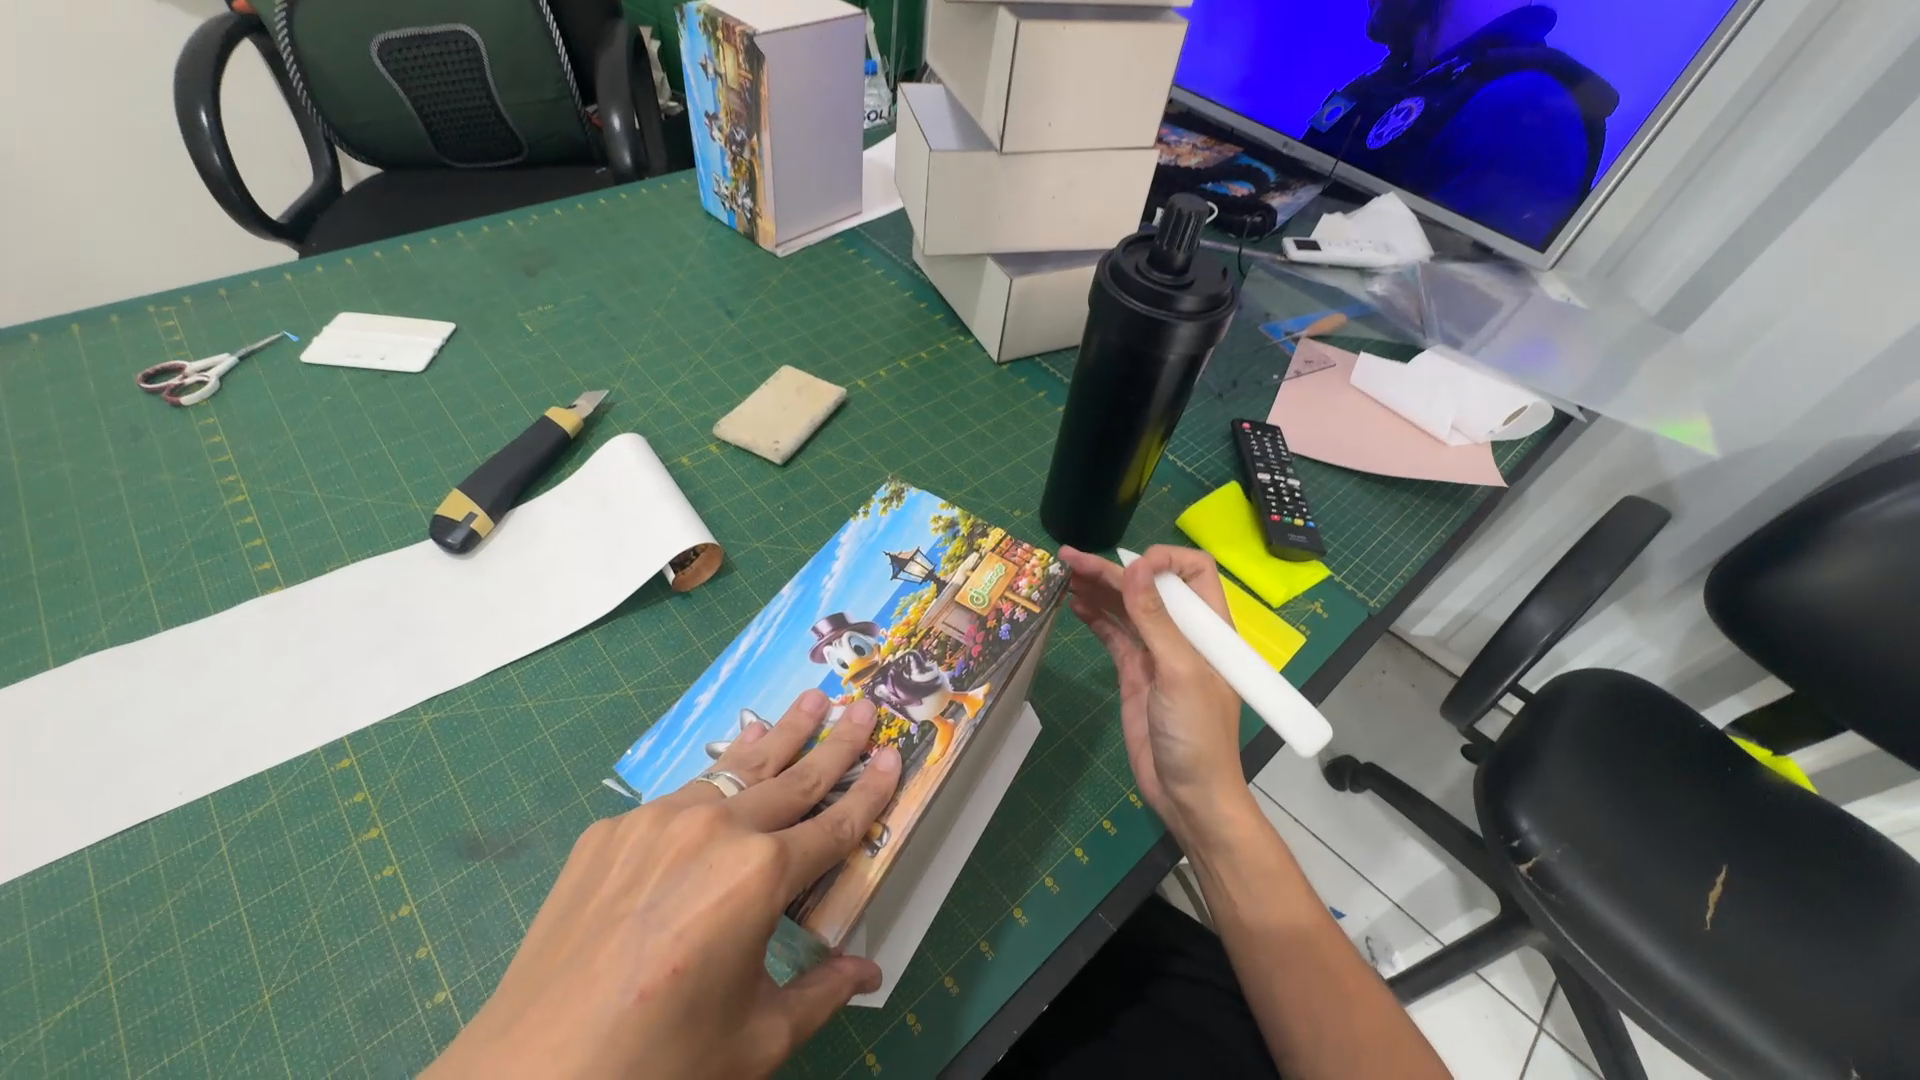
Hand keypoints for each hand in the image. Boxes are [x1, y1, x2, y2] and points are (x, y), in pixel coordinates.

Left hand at [426, 690, 900, 1079]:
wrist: (531, 1078)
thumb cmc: (662, 1062)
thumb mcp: (759, 1038)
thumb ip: (822, 993)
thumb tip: (868, 975)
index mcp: (759, 876)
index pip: (835, 825)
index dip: (871, 792)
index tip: (895, 756)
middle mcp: (713, 830)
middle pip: (791, 777)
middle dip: (835, 741)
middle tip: (863, 707)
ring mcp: (655, 822)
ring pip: (733, 773)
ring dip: (776, 741)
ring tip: (806, 704)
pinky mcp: (608, 832)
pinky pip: (676, 801)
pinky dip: (712, 786)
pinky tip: (723, 781)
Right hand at [1058, 545, 1247, 836]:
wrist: (1189, 794)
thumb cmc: (1197, 734)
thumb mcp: (1178, 672)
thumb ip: (1155, 619)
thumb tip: (1136, 566)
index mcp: (1207, 627)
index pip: (1191, 572)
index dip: (1162, 560)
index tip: (1129, 567)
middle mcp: (1182, 633)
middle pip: (1146, 587)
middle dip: (1111, 570)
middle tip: (1069, 558)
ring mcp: (1156, 653)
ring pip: (1125, 609)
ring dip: (1098, 590)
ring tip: (1064, 575)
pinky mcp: (1135, 674)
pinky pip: (1113, 635)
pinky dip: (1095, 618)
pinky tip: (1074, 605)